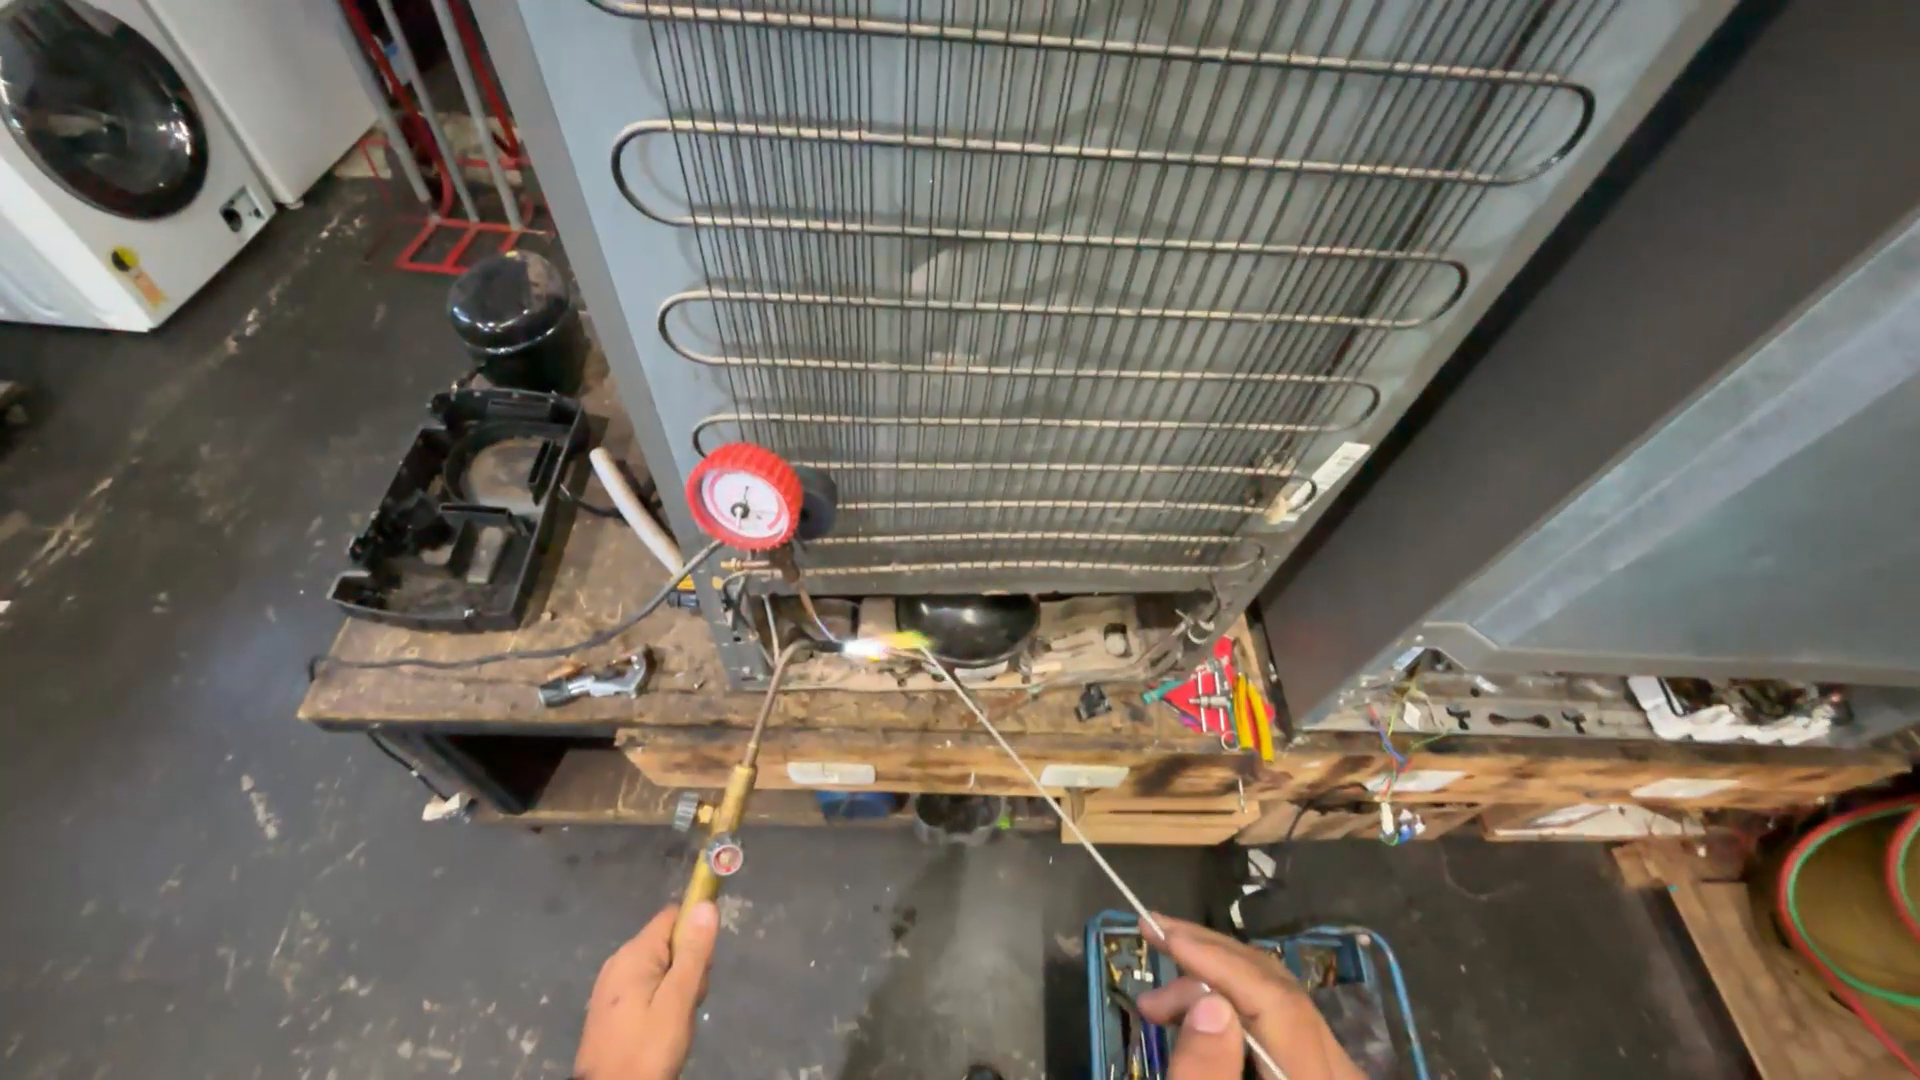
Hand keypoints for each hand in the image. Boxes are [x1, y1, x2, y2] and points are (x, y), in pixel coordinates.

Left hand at [575, 902, 719, 1079]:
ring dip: (678, 988)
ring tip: (677, 1022)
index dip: (695, 932)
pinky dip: (662, 1002)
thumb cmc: (646, 1049)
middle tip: (690, 1002)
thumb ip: (693, 952)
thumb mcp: (677, 1000)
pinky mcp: (611, 1008)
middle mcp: (619, 962)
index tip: (704, 965)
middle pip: (669, 943)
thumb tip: (705, 904)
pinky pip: (647, 988)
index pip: (674, 916)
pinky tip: (663, 1030)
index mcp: (633, 954)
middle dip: (689, 967)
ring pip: (661, 968)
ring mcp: (612, 986)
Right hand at [1138, 914, 1363, 1079]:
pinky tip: (1191, 1012)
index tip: (1161, 934)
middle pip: (1280, 991)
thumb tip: (1206, 999)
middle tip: (1149, 936)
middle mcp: (1340, 1073)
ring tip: (1155, 1001)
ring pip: (1277, 1000)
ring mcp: (1334, 1072)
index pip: (1276, 1001)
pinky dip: (1231, 1005)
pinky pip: (1278, 1022)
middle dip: (1209, 958)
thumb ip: (1207, 1075)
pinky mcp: (1318, 1073)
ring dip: (1213, 983)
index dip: (1218, 961)